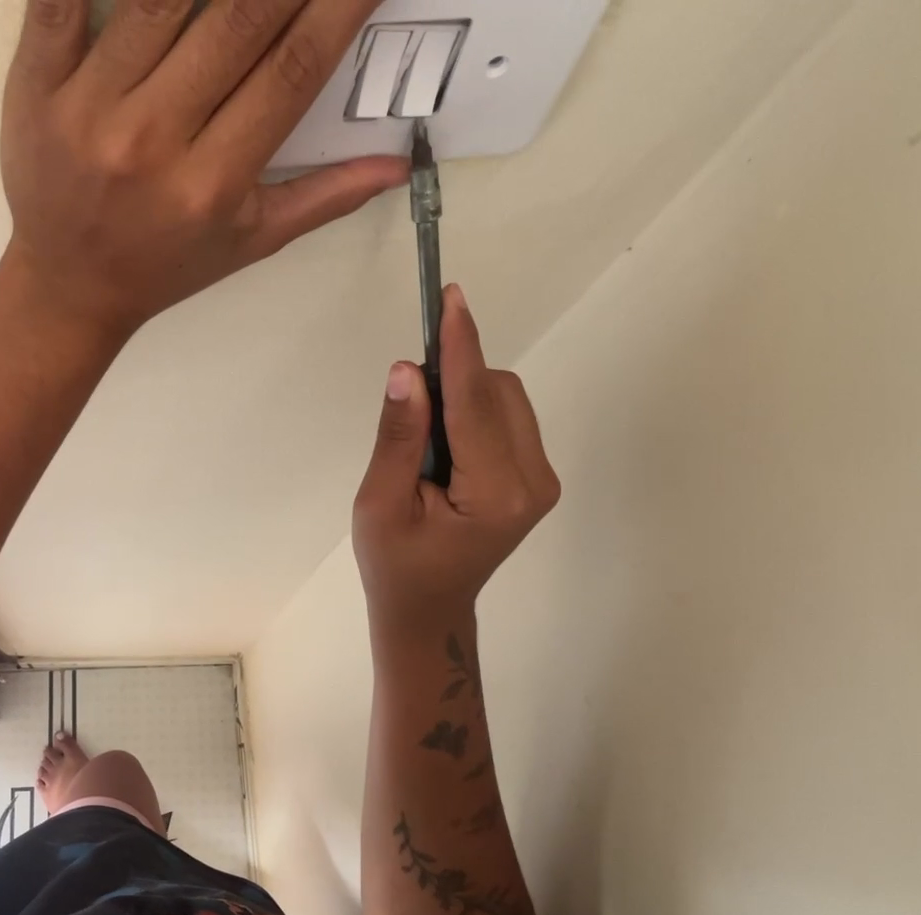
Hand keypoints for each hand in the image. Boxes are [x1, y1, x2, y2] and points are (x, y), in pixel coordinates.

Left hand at [0, 0, 408, 336]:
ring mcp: (88, 109)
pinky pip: (59, 0)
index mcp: (212, 183)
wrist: (67, 289)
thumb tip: (396, 167)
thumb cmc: (163, 265)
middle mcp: (153, 142)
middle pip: (236, 19)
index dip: (339, 5)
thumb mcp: (247, 243)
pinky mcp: (36, 87)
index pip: (292, 71)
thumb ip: (322, 199)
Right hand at [353, 285, 561, 628]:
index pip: (476, 402)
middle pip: (497, 392)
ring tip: (421, 446)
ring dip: (461, 398)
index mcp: (496, 493)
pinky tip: (442, 449)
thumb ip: (397, 436)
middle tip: (404, 407)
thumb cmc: (394, 566)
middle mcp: (533, 481)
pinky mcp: (535, 479)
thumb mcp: (378, 503)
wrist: (428, 610)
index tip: (452, 297)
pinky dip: (471, 414)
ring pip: (504, 400)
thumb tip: (407, 369)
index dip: (461, 347)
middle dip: (452, 381)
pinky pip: (505, 419)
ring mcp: (541, 480)